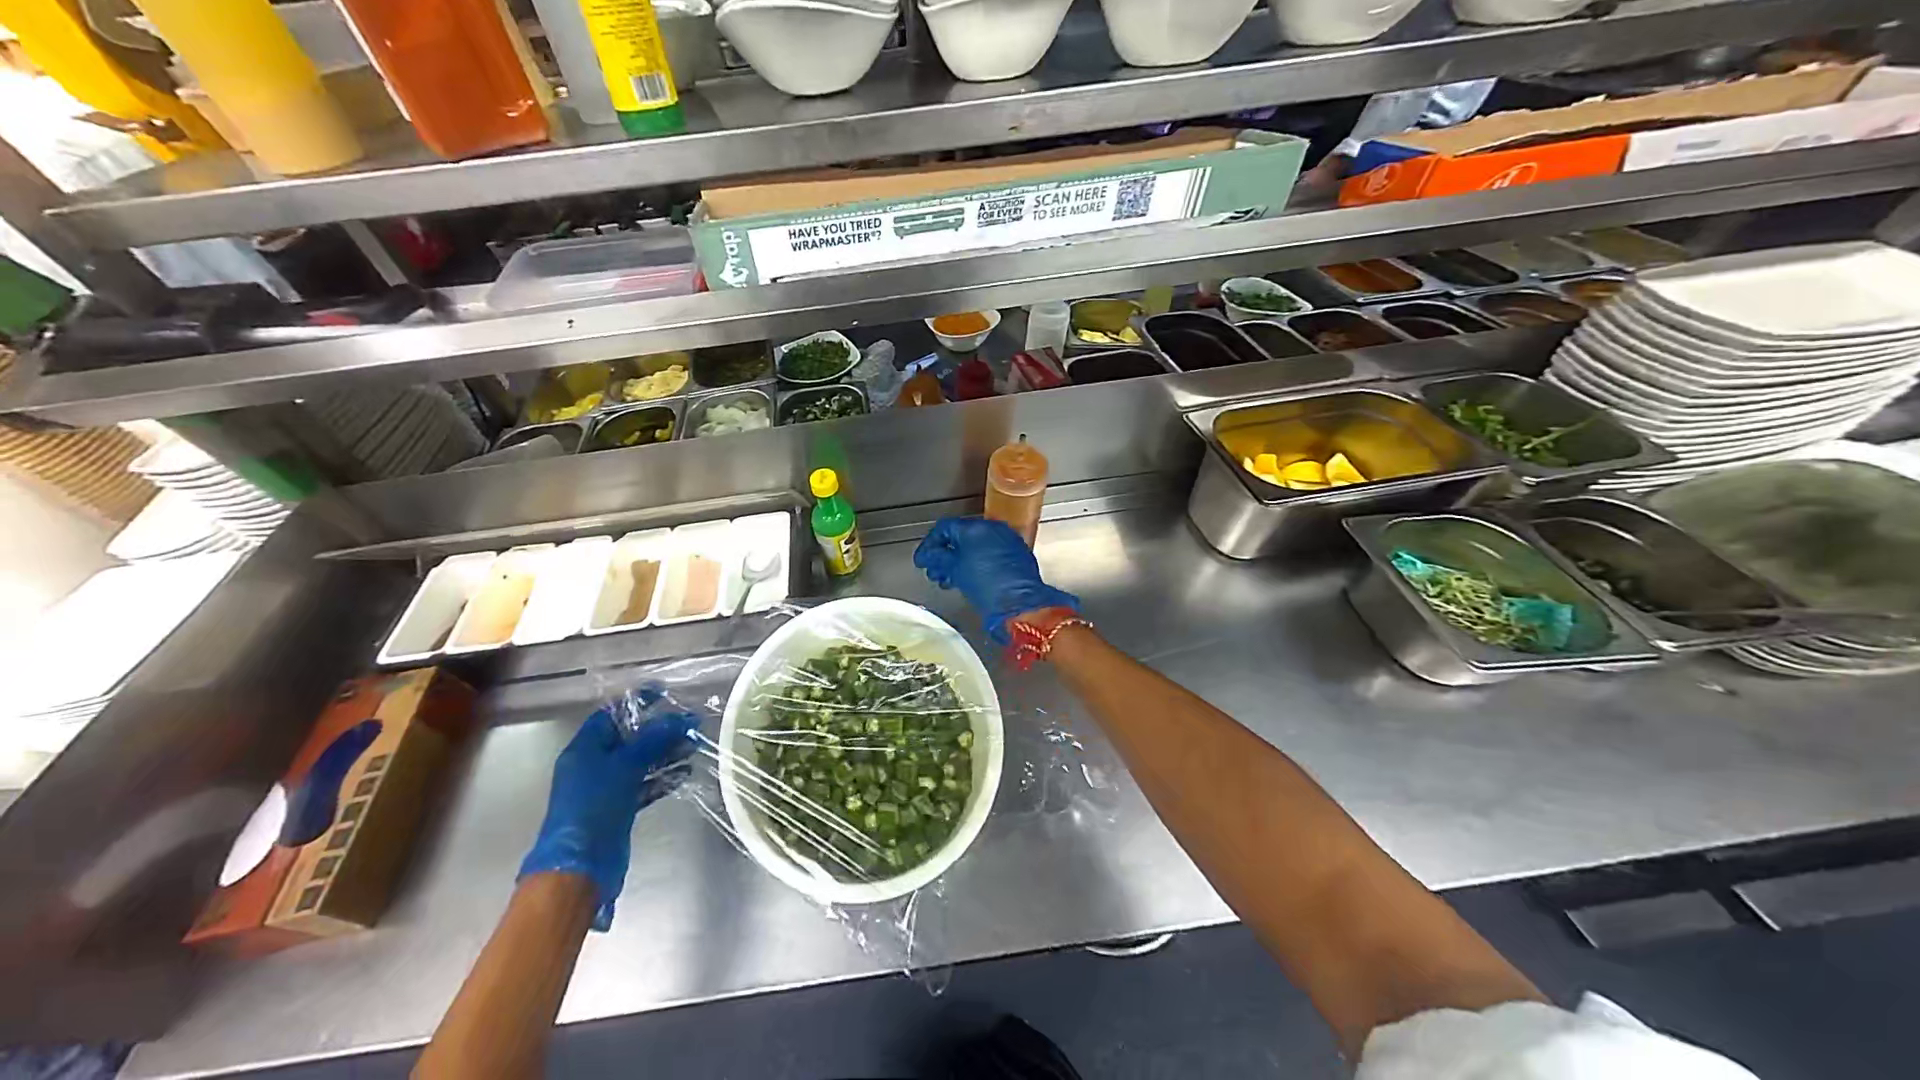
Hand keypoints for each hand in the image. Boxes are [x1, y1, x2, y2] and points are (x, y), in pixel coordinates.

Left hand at [518, 696, 696, 930]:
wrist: (580, 866)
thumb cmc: (593, 807)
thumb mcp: (624, 766)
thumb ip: (652, 740)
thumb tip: (680, 718)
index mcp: (584, 749)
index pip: (610, 716)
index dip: (636, 703)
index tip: (664, 693)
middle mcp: (594, 766)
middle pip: (629, 739)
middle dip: (659, 730)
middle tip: (690, 722)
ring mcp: (606, 789)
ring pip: (640, 762)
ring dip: (666, 753)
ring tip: (695, 744)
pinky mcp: (620, 809)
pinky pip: (645, 785)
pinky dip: (663, 778)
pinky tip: (686, 771)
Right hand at [913, 517, 1078, 644]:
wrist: (1020, 604)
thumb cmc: (987, 585)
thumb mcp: (953, 569)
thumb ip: (937, 559)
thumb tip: (929, 556)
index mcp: (975, 527)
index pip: (944, 528)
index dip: (929, 545)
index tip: (923, 560)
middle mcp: (993, 529)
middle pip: (961, 536)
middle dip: (945, 554)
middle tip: (935, 571)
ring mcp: (1007, 541)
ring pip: (977, 546)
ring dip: (960, 561)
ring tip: (950, 579)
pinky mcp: (1018, 556)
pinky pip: (991, 555)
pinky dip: (978, 565)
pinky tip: (970, 581)